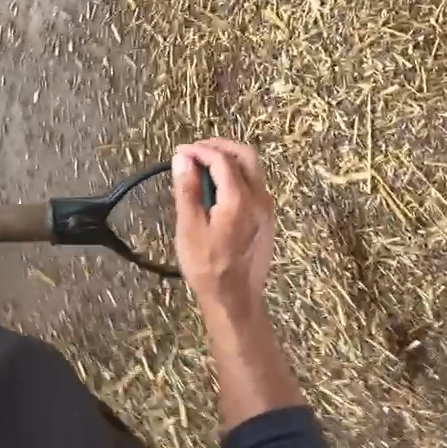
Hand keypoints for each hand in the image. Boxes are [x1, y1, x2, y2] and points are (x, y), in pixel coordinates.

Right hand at [172, 139, 276, 322]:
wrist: (235, 300)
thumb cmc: (207, 267)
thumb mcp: (189, 227)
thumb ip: (188, 189)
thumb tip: (183, 158)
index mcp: (240, 200)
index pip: (221, 160)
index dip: (199, 150)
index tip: (179, 152)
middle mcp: (260, 200)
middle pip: (246, 156)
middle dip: (220, 147)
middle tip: (195, 152)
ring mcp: (267, 210)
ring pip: (253, 170)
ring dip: (228, 161)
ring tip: (202, 168)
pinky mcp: (267, 220)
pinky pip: (254, 185)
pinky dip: (235, 176)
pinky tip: (216, 189)